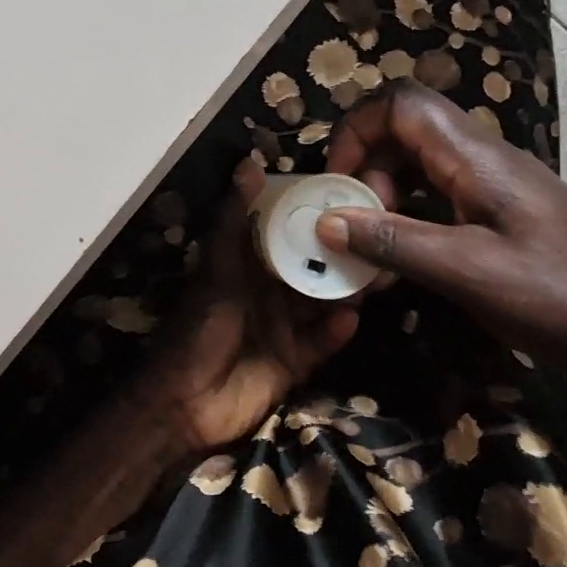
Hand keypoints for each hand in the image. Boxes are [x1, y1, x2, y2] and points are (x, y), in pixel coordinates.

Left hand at [137, 159, 360, 454]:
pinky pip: (321, 343)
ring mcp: (283, 329)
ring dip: (347, 292)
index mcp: (248, 268)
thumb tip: (249, 163)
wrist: (185, 403)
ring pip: (323, 304)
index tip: (353, 196)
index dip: (316, 219)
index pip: (288, 236)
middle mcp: (269, 294)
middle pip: (313, 270)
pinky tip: (352, 319)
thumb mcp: (218, 269)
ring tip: (378, 276)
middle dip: (343, 257)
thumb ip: (235, 221)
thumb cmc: (198, 329)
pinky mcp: (294, 363)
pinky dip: (335, 333)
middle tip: (380, 237)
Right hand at [313, 81, 566, 382]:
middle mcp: (481, 164)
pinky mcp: (499, 224)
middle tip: (349, 232)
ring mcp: (492, 194)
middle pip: (402, 138)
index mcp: (476, 158)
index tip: (335, 186)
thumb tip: (324, 220)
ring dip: (380, 208)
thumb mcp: (471, 273)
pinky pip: (435, 208)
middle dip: (361, 176)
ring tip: (365, 260)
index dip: (355, 132)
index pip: (400, 105)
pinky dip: (405, 230)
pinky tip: (396, 272)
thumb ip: (395, 243)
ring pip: (416, 175)